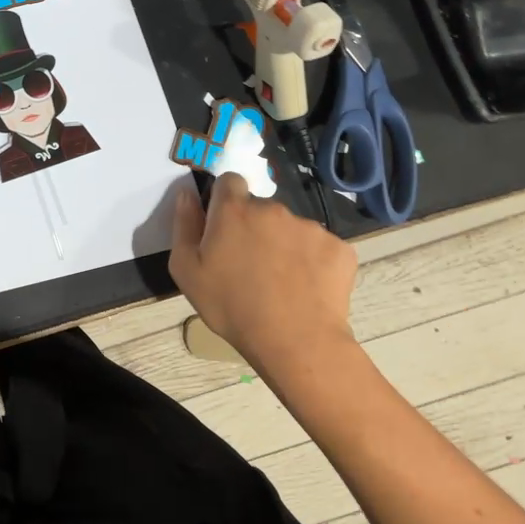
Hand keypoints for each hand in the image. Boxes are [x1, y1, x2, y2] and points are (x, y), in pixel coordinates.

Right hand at [169, 173, 358, 372]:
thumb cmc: (231, 306)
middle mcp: (273, 209)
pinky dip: (313, 260)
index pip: (229, 181)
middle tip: (250, 263)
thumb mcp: (186, 269)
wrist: (296, 343)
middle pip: (260, 207)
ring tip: (282, 279)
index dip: (225, 200)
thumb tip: (187, 194)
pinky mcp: (340, 248)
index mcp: (233, 210)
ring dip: (284, 243)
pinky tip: (307, 286)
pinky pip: (320, 246)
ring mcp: (310, 228)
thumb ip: (184, 224)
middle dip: (254, 226)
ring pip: (291, 227)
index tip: (224, 225)